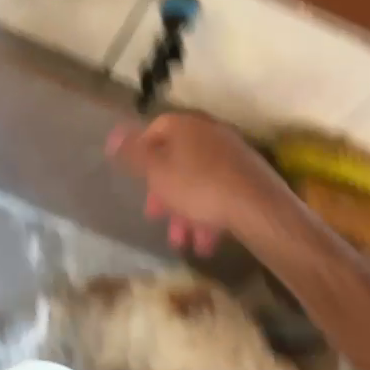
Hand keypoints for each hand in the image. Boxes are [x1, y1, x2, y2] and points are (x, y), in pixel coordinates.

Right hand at [107, 113, 290, 256]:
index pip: (155, 129)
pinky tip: (206, 242)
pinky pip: (219, 190)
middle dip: (164, 193)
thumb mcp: (156, 172)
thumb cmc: (197, 187)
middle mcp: (209, 133)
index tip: (137, 179)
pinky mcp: (247, 175)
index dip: (142, 154)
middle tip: (155, 217)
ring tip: (184, 242)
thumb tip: (113, 133)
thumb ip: (133, 153)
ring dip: (186, 212)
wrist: (255, 205)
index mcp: (185, 126)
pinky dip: (208, 213)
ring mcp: (231, 154)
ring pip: (198, 181)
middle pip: (177, 160)